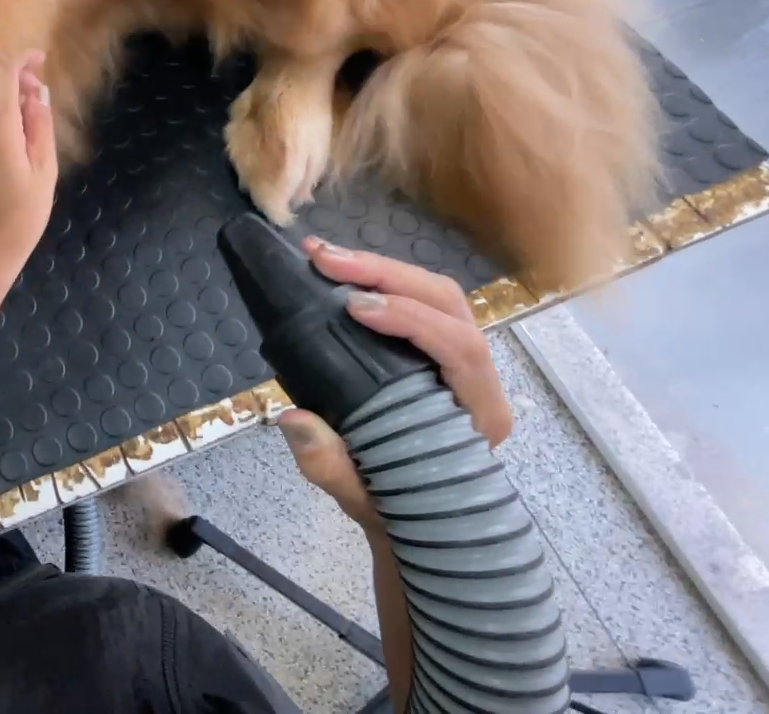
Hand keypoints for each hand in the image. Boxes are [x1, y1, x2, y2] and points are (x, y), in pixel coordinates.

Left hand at [0, 52, 57, 286]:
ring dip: (1, 95)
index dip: (21, 58)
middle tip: (39, 91)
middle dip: (15, 77)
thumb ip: (40, 126)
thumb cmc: (20, 216)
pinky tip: (7, 129)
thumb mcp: (43, 171)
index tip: (40, 58)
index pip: (3, 75)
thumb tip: (37, 93)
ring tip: (28, 112)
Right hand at [278, 237, 510, 529]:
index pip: (460, 348)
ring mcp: (456, 359)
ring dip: (377, 267)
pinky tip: (335, 270)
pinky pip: (416, 298)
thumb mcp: (356, 495)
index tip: (353, 305)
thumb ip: (328, 463)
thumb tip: (292, 417)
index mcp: (476, 415)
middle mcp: (476, 379)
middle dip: (386, 274)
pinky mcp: (431, 347)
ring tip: (320, 255)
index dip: (410, 319)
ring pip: (434, 292)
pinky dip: (375, 277)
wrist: (411, 514)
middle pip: (447, 304)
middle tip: (322, 259)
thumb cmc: (390, 505)